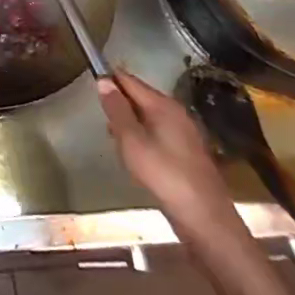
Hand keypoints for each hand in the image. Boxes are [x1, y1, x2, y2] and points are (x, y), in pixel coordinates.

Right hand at [97, 71, 242, 237]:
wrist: (202, 214)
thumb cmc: (163, 173)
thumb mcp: (132, 141)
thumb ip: (117, 111)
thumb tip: (104, 80)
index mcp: (163, 104)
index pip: (131, 81)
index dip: (111, 79)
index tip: (91, 82)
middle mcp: (176, 111)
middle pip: (141, 97)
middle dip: (120, 102)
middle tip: (101, 118)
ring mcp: (184, 131)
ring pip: (149, 116)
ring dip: (130, 121)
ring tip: (114, 138)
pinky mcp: (186, 150)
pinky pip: (158, 132)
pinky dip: (142, 135)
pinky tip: (135, 154)